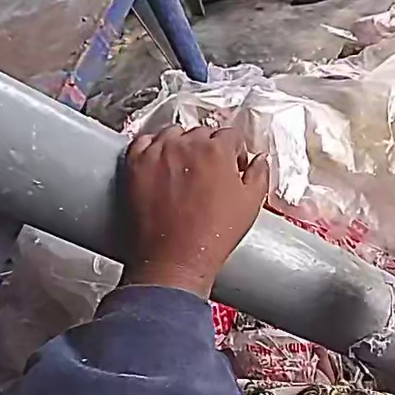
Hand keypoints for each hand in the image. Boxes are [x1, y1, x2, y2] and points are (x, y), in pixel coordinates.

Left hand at [121, 126, 268, 296]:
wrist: (173, 261)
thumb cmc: (211, 237)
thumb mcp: (250, 205)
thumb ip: (259, 174)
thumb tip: (260, 159)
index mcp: (217, 150)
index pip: (230, 135)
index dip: (235, 151)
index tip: (232, 164)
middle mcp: (185, 145)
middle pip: (201, 133)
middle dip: (208, 149)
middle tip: (208, 172)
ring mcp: (157, 153)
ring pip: (172, 134)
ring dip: (180, 146)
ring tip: (183, 169)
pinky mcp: (135, 165)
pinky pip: (142, 143)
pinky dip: (151, 149)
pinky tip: (159, 165)